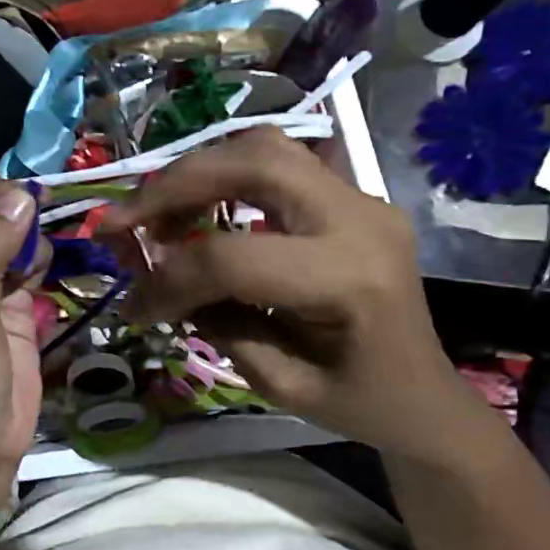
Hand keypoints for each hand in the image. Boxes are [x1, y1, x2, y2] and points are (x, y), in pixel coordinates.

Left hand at [0, 169, 48, 531]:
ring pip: (6, 246)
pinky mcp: (12, 314)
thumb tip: (19, 196)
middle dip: (6, 209)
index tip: (18, 182)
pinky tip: (50, 259)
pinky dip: (39, 261)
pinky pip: (25, 272)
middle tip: (42, 195)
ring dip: (27, 234)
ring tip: (51, 227)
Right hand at [102, 127, 467, 460]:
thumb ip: (215, 323)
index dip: (167, 278)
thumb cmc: (360, 403)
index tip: (132, 305)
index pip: (232, 257)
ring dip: (198, 170)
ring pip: (265, 147)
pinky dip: (226, 175)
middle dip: (173, 186)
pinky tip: (200, 208)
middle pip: (253, 164)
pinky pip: (280, 163)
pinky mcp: (353, 196)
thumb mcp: (279, 384)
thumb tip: (153, 280)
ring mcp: (362, 198)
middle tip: (122, 220)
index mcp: (349, 278)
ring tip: (157, 213)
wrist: (426, 396)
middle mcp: (360, 219)